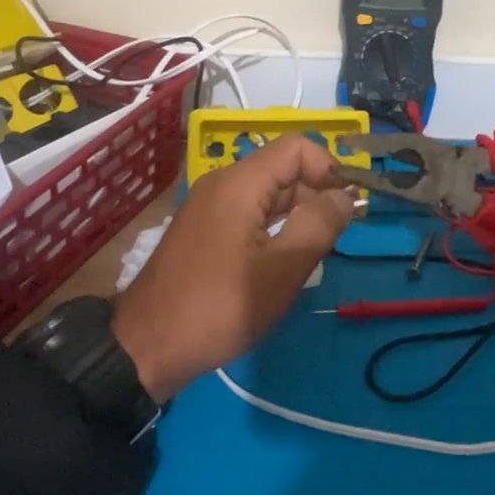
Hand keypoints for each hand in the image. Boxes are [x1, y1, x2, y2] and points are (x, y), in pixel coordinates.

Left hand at [112, 134, 357, 400]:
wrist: (147, 346)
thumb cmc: (219, 308)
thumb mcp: (281, 271)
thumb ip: (318, 225)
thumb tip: (346, 195)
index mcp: (240, 184)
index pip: (298, 147)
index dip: (329, 169)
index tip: (347, 208)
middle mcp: (223, 183)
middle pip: (283, 168)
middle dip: (317, 194)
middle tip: (336, 238)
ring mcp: (210, 206)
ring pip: (267, 192)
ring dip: (297, 213)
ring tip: (315, 253)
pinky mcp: (204, 228)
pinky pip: (249, 211)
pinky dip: (274, 225)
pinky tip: (284, 260)